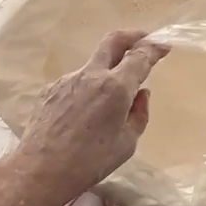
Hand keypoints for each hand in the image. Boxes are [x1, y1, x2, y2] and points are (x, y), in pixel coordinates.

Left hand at [4, 30, 167, 205]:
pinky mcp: (50, 89)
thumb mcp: (127, 143)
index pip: (140, 57)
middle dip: (132, 36)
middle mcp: (91, 75)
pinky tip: (82, 116)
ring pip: (92, 66)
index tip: (163, 46)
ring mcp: (67, 79)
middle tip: (143, 40)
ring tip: (107, 104)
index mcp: (116, 88)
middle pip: (113, 41)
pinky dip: (86, 91)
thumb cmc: (90, 162)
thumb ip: (139, 114)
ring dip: (106, 73)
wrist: (41, 169)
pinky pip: (75, 84)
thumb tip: (141, 93)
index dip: (154, 48)